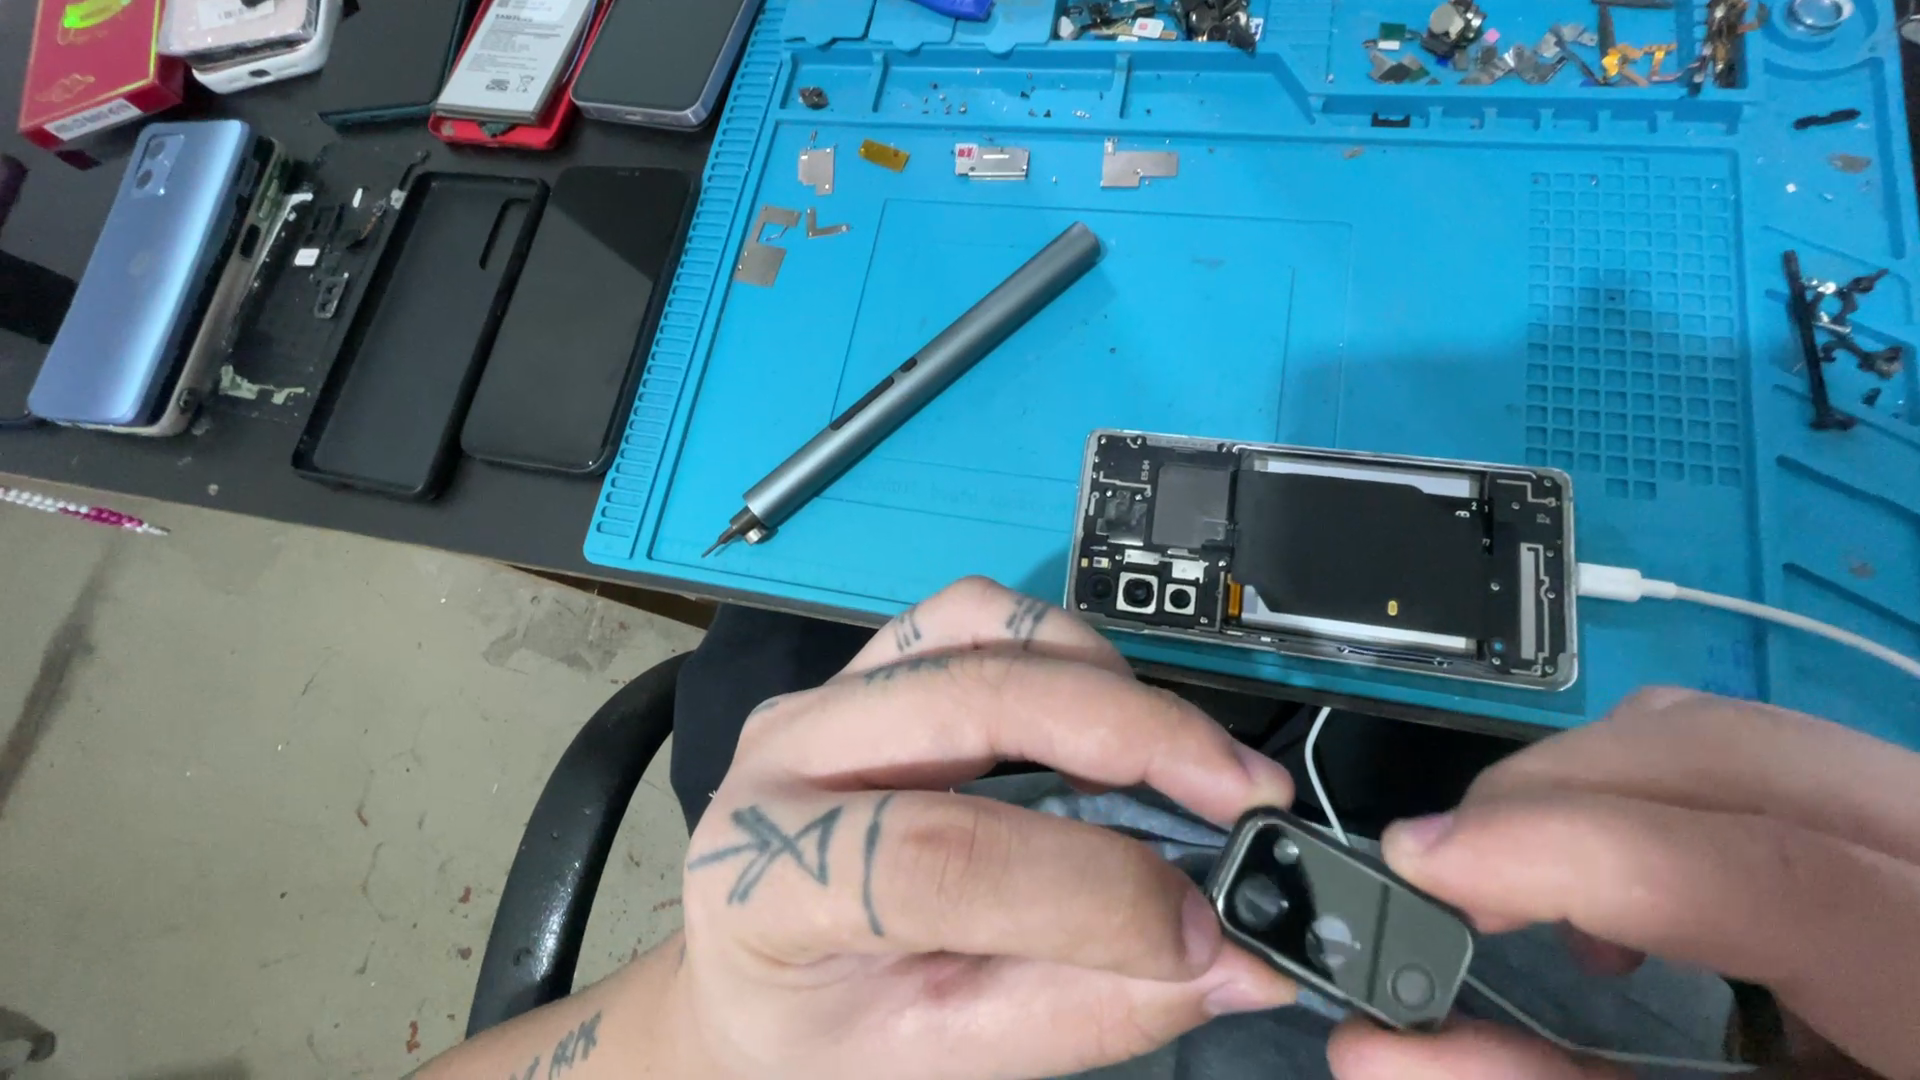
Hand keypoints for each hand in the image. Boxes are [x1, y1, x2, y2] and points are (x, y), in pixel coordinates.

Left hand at [663, 577, 1297, 1079]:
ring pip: (974, 623)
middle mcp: (788, 752)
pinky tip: (1108, 704)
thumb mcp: (937, 1057)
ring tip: (1180, 751)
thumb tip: (1238, 957)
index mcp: (769, 880)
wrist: (746, 972)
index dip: (1086, 888)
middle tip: (1243, 793)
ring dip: (1100, 674)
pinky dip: (1061, 642)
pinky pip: (972, 613)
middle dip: (1130, 735)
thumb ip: (1085, 1008)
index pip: (932, 858)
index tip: (1206, 925)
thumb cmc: (822, 1031)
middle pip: (968, 702)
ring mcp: (827, 691)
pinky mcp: (868, 664)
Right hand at [1329, 688, 1919, 1079]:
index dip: (1569, 851)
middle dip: (1539, 799)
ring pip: (1703, 727)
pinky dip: (1618, 782)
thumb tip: (1373, 1050)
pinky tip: (1614, 874)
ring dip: (1569, 786)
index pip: (1771, 873)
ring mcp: (1915, 806)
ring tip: (1526, 884)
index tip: (1416, 865)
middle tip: (1452, 882)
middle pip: (1709, 752)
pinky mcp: (1871, 795)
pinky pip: (1721, 737)